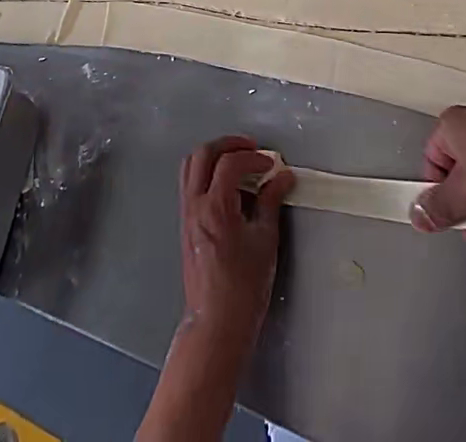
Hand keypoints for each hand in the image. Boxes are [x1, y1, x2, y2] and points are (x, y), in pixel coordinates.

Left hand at [177, 136, 291, 344]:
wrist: (216, 320)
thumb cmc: (244, 285)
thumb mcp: (265, 240)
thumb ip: (270, 202)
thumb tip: (281, 178)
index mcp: (215, 207)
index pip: (230, 163)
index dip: (253, 157)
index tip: (271, 165)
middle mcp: (194, 204)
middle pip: (203, 154)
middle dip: (228, 145)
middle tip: (251, 149)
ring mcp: (185, 213)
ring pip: (191, 166)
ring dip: (214, 157)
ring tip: (239, 163)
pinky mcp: (184, 223)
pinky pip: (190, 184)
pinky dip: (208, 174)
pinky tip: (229, 188)